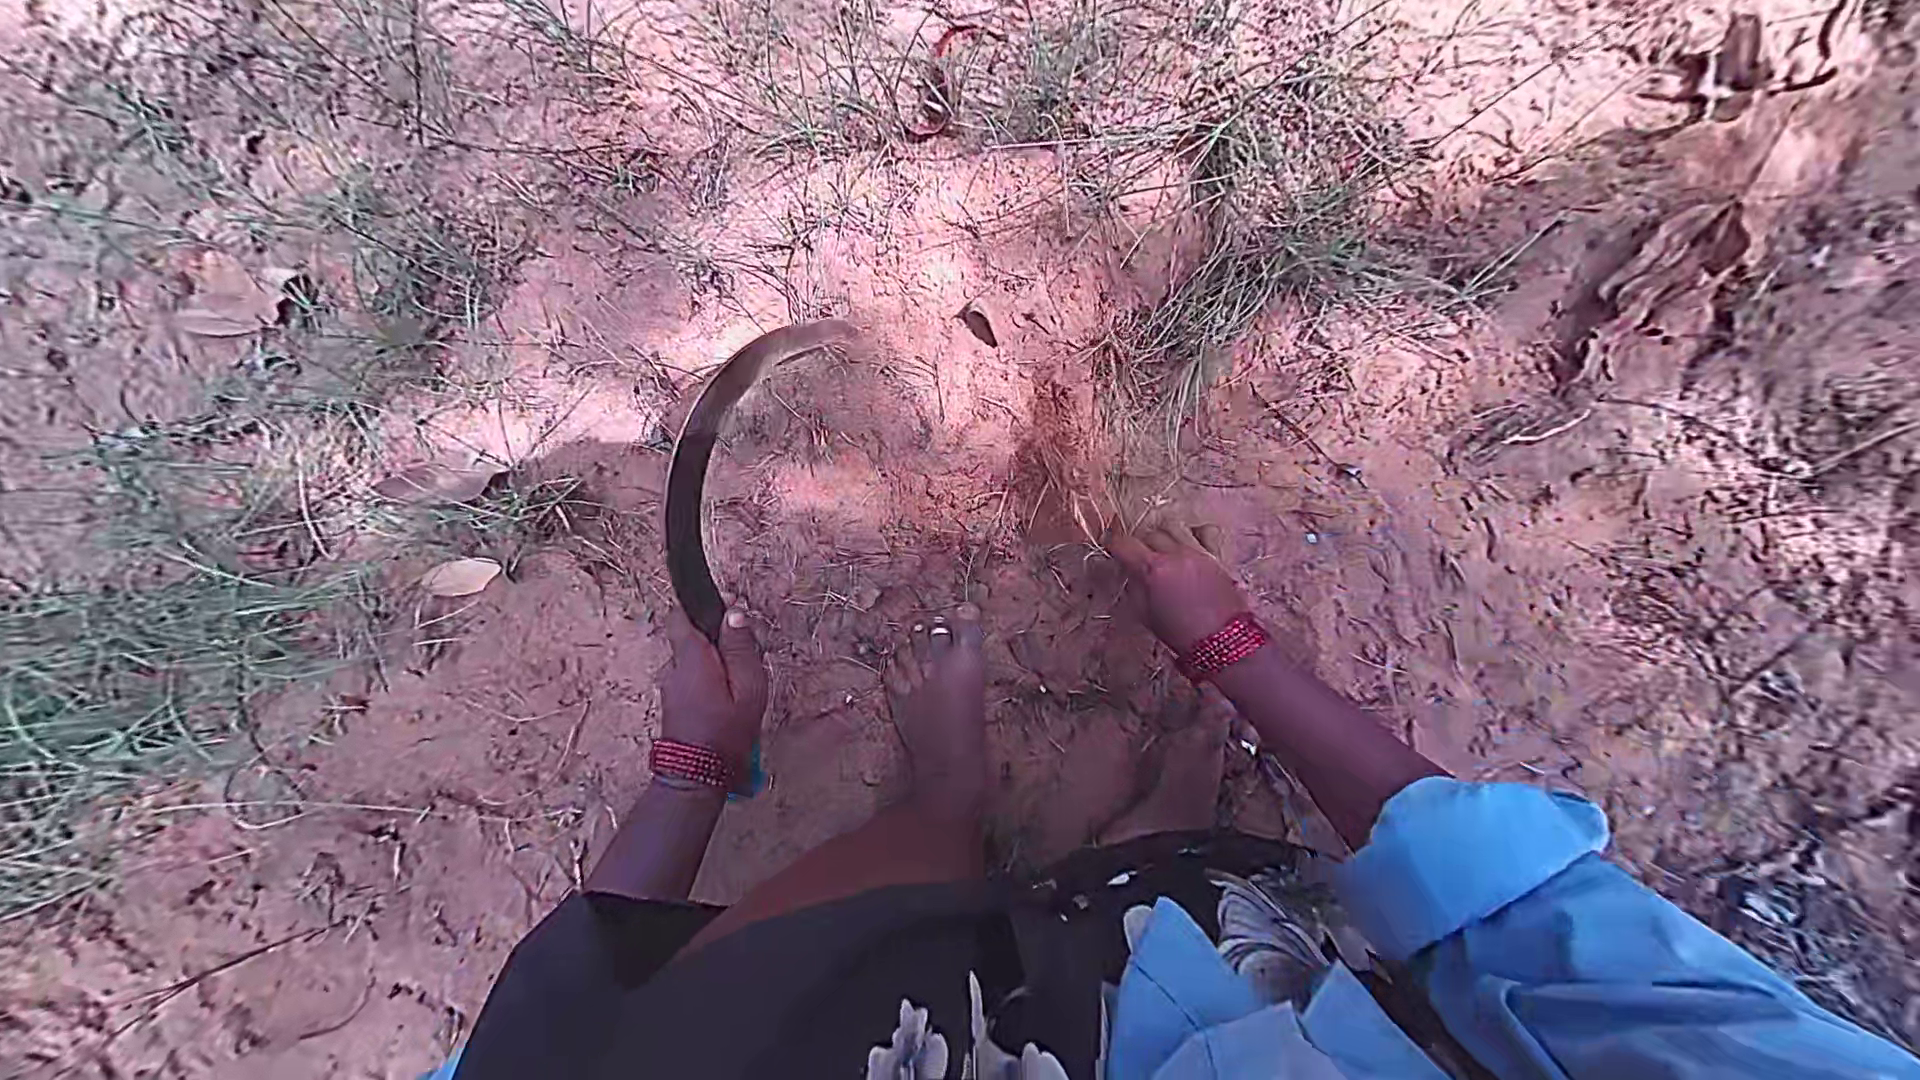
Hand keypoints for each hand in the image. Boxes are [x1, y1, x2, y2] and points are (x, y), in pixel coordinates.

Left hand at [659, 606, 768, 769]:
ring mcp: (670, 686)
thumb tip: (734, 613)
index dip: (703, 608)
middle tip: (747, 656)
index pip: (680, 615)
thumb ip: (740, 647)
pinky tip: (728, 697)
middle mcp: (673, 667)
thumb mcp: (748, 684)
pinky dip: (708, 679)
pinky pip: (691, 678)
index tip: (728, 612)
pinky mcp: (673, 703)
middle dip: (717, 640)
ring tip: (740, 682)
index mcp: (690, 657)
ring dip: (714, 662)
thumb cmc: (728, 728)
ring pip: (693, 660)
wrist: (699, 776)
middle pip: (692, 638)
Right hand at [1108, 521, 1247, 652]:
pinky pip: (1204, 531)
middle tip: (1140, 558)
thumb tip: (1129, 570)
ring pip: (1173, 528)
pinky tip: (1190, 547)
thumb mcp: (1144, 613)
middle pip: (1149, 534)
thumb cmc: (1179, 632)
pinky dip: (1194, 534)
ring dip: (1164, 537)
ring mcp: (1198, 552)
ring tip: (1164, 551)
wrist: (1222, 641)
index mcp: (1152, 569)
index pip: (1124, 544)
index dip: (1114, 544)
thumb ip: (1134, 586)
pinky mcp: (1218, 555)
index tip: (1112, 548)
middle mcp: (1175, 554)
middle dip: (1141, 544)